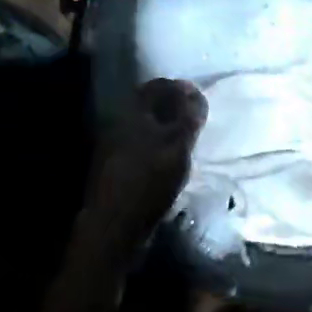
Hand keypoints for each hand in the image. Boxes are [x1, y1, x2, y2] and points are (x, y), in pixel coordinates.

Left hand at [78, 78, 206, 260]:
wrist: (113, 226)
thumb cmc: (149, 179)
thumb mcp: (178, 144)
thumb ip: (188, 116)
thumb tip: (192, 90)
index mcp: (132, 110)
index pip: (158, 85)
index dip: (180, 88)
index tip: (199, 99)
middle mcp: (118, 121)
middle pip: (149, 105)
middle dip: (172, 108)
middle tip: (194, 119)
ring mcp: (112, 144)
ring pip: (144, 125)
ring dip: (164, 127)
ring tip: (185, 140)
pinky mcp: (112, 166)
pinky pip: (138, 144)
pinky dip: (155, 145)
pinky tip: (167, 159)